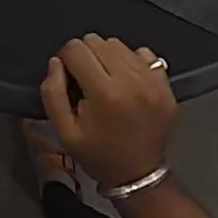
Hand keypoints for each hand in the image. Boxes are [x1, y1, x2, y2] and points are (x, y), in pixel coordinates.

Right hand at [39, 34, 177, 190]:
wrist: (139, 177)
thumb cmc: (98, 154)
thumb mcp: (63, 131)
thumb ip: (52, 92)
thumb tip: (56, 62)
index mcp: (105, 93)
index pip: (75, 49)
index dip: (65, 59)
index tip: (68, 78)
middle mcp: (132, 82)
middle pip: (97, 41)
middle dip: (85, 56)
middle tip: (85, 79)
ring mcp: (153, 83)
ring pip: (118, 44)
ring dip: (106, 57)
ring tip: (105, 79)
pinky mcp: (166, 86)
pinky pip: (143, 54)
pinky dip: (130, 61)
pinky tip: (126, 80)